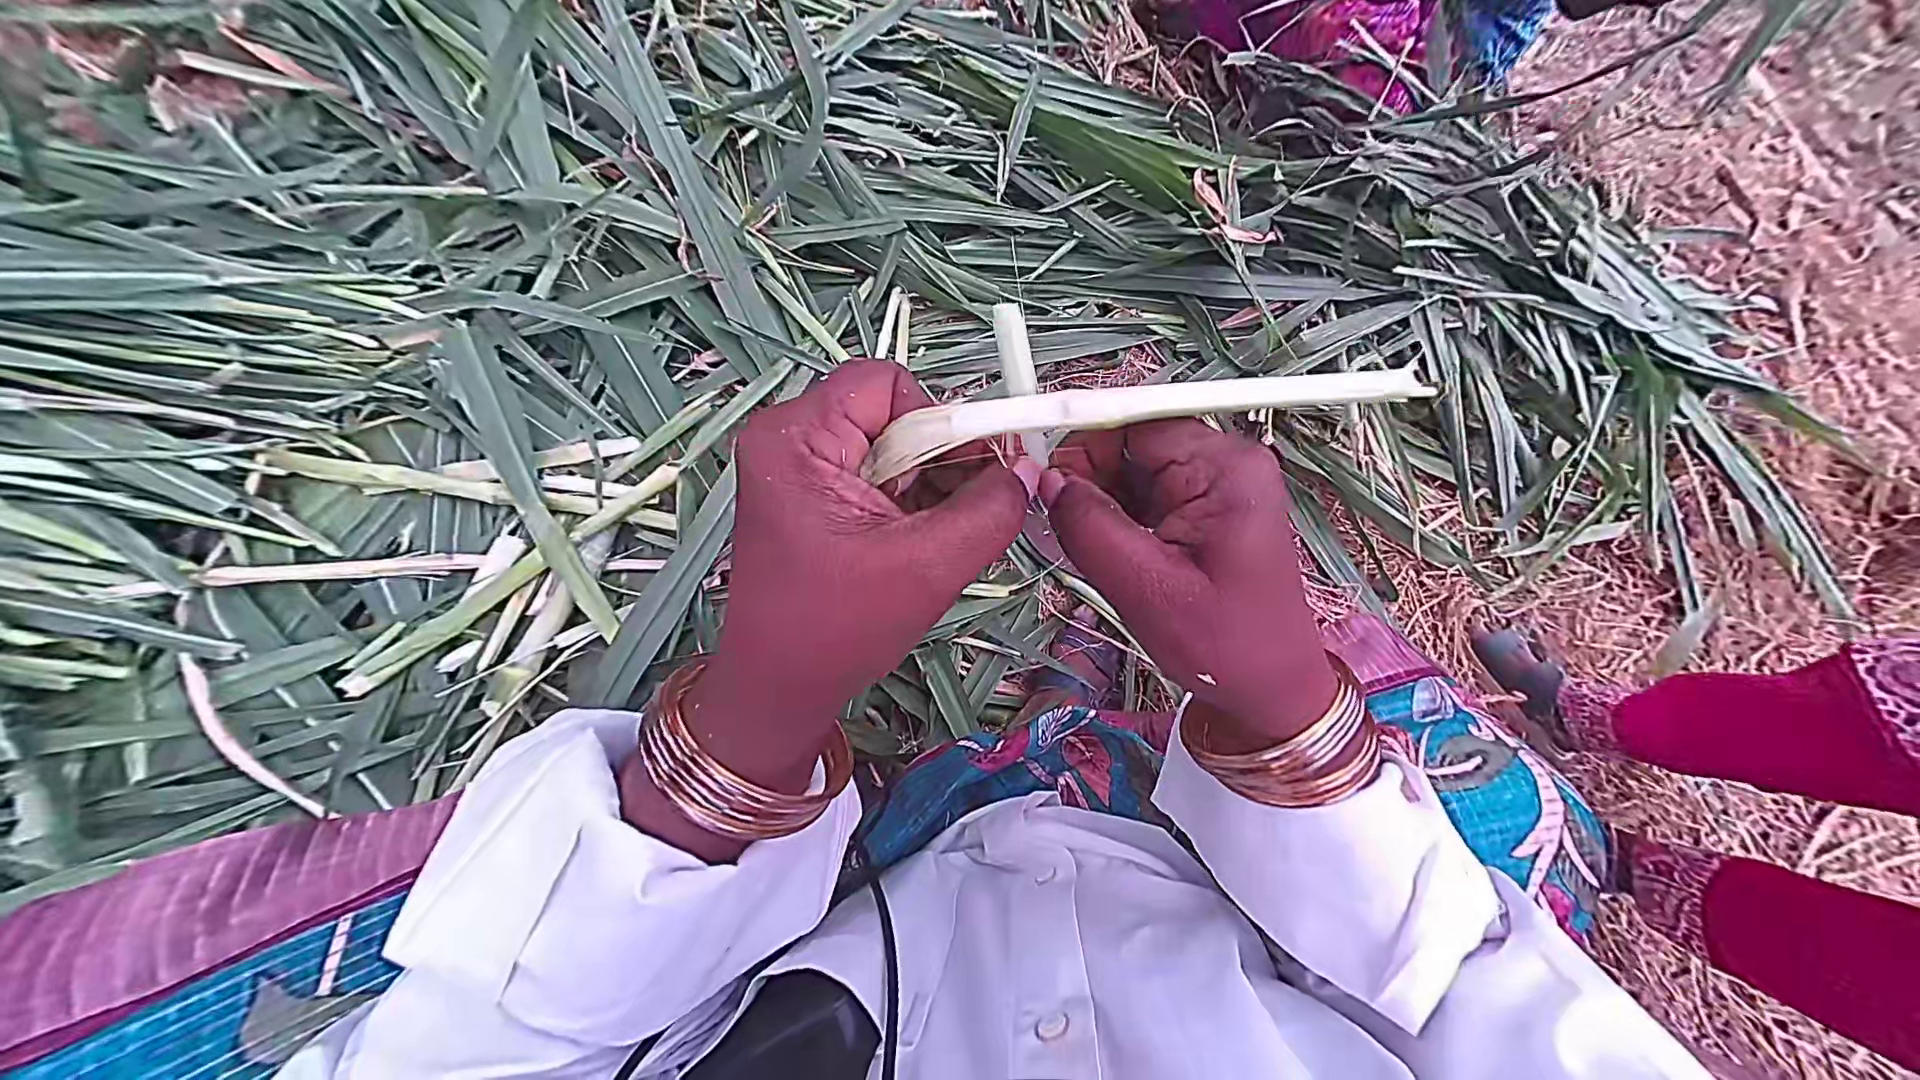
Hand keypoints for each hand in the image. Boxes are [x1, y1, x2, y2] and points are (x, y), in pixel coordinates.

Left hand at [681, 360, 1028, 787]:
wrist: (780, 686)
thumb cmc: (835, 631)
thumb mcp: (926, 567)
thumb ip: (990, 510)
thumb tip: (1026, 469)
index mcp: (797, 439)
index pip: (886, 384)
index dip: (938, 420)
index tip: (971, 471)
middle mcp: (789, 439)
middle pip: (891, 412)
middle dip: (937, 460)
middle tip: (956, 512)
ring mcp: (798, 468)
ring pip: (892, 445)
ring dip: (928, 486)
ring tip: (931, 538)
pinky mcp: (811, 494)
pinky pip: (879, 473)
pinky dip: (911, 501)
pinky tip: (916, 542)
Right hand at [1039, 420, 1335, 752]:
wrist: (1269, 687)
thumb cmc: (1224, 646)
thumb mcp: (1146, 588)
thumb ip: (1090, 527)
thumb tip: (1047, 479)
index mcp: (1224, 469)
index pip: (1137, 422)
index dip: (1084, 441)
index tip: (1047, 479)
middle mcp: (1224, 464)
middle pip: (1133, 442)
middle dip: (1090, 477)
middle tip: (1064, 525)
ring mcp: (1215, 486)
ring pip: (1132, 470)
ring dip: (1100, 502)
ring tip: (1090, 548)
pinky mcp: (1203, 509)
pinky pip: (1144, 495)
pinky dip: (1115, 517)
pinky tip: (1109, 551)